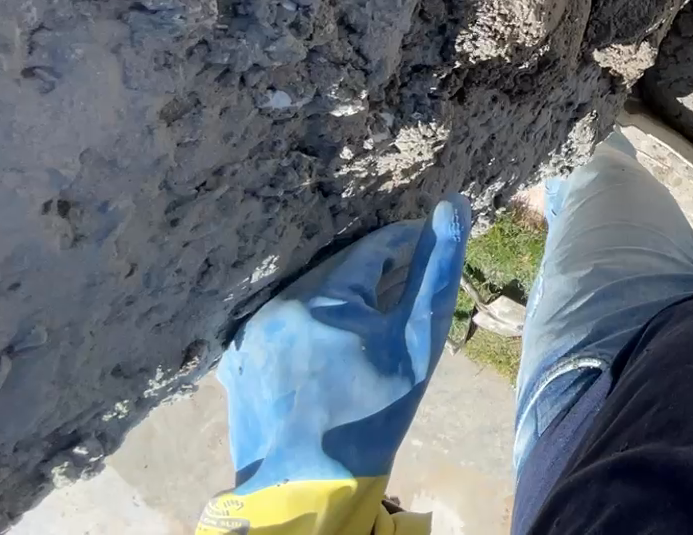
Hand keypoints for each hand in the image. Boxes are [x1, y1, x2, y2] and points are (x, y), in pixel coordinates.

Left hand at [219, 195, 470, 491]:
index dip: (411, 242)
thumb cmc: (377, 408)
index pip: (374, 247)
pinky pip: (289, 323)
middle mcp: (274, 309)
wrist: (311, 488)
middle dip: (381, 271)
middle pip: (342, 269)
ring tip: (382, 314)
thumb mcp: (420, 337)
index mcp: (317, 299)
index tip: (435, 248)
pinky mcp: (238, 363)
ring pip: (314, 294)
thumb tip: (454, 206)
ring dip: (350, 295)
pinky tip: (343, 343)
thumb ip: (438, 267)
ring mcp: (249, 338)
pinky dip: (320, 322)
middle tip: (413, 287)